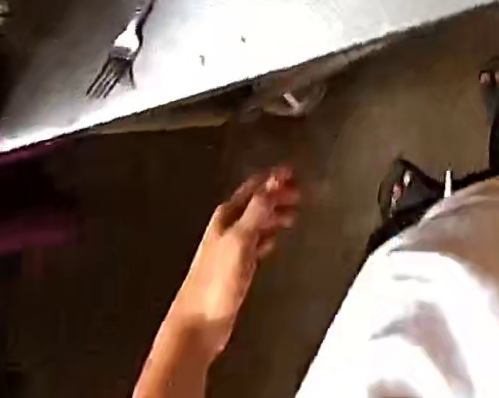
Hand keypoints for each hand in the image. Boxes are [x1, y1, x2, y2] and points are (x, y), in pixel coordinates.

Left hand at [164, 167, 300, 358]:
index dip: (274, 177)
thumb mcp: (241, 239)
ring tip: (294, 214)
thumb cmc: (218, 279)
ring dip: (275, 214)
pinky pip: (256, 242)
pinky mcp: (236, 267)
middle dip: (277, 195)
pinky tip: (275, 239)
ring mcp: (231, 247)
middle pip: (257, 203)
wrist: (197, 326)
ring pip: (258, 222)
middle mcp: (228, 226)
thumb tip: (275, 179)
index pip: (254, 187)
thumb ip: (258, 209)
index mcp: (227, 215)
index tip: (294, 171)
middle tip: (301, 193)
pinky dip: (268, 236)